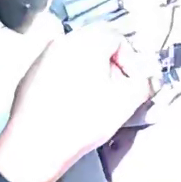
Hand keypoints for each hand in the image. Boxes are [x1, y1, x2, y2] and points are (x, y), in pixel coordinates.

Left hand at [0, 27, 158, 181]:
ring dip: (91, 74)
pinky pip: (58, 71)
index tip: (132, 82)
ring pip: (76, 57)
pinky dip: (70, 82)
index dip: (131, 60)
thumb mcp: (125, 103)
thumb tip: (150, 81)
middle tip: (118, 91)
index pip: (118, 36)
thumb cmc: (81, 121)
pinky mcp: (30, 76)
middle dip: (112, 66)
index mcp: (86, 41)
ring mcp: (42, 58)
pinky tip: (73, 107)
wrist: (36, 145)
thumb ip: (144, 85)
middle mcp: (61, 42)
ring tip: (96, 102)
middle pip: (96, 44)